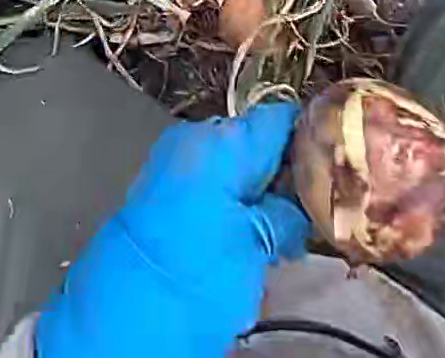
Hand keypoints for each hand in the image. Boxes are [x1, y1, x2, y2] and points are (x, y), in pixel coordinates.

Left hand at [37, 104, 311, 357]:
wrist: (112, 326)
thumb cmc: (194, 279)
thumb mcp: (256, 248)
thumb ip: (287, 212)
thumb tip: (307, 199)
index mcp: (223, 141)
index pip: (282, 118)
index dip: (311, 137)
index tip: (332, 163)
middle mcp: (197, 138)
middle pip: (258, 138)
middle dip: (284, 169)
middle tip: (307, 205)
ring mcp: (174, 159)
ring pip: (235, 160)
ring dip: (257, 187)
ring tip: (278, 226)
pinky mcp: (160, 185)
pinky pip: (210, 176)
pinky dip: (230, 197)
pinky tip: (245, 231)